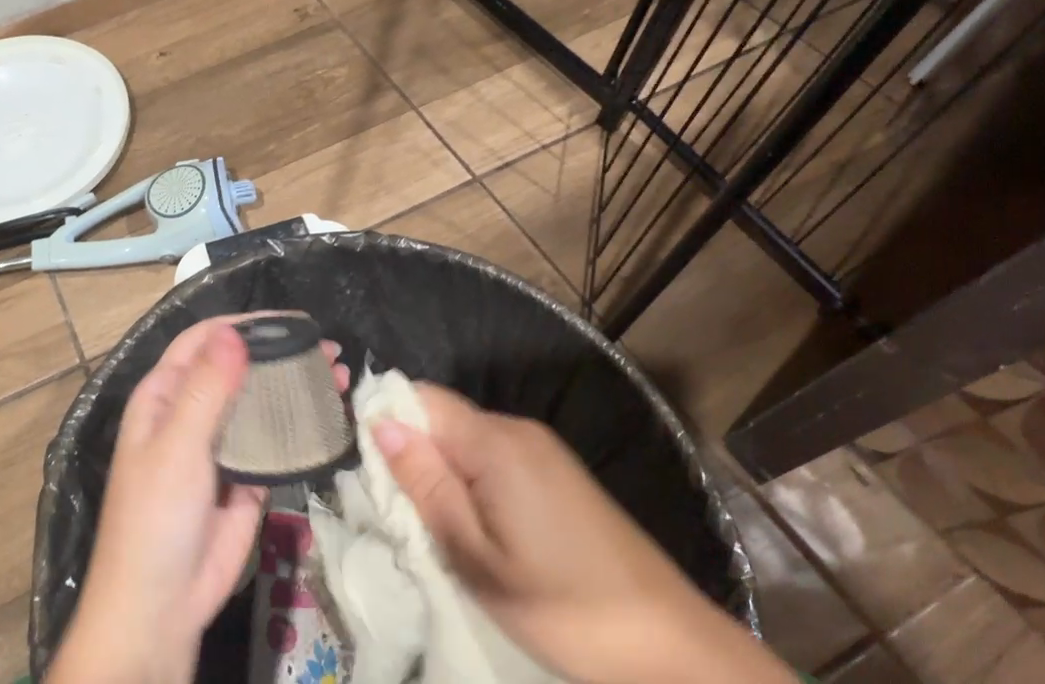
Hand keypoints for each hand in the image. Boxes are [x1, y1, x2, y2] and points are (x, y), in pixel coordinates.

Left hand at [51, 315, 347, 683]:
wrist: (160, 605)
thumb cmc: (156, 516)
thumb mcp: (177, 446)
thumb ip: (207, 388)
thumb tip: (235, 333)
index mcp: (164, 396)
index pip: (204, 342)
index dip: (245, 326)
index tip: (294, 322)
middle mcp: (192, 413)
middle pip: (239, 369)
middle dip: (281, 354)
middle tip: (330, 349)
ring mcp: (221, 446)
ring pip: (262, 404)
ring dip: (298, 388)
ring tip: (340, 375)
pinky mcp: (247, 479)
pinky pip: (277, 444)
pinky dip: (302, 428)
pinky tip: (333, 417)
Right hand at [373, 384, 791, 683]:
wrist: (670, 646)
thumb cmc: (562, 607)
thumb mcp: (474, 556)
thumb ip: (425, 485)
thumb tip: (380, 425)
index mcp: (496, 442)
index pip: (419, 398)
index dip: (387, 425)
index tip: (374, 478)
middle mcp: (520, 430)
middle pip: (443, 419)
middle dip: (415, 457)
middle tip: (406, 520)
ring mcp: (545, 451)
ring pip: (468, 442)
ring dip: (444, 476)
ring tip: (441, 534)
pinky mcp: (561, 475)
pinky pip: (496, 461)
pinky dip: (474, 486)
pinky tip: (479, 533)